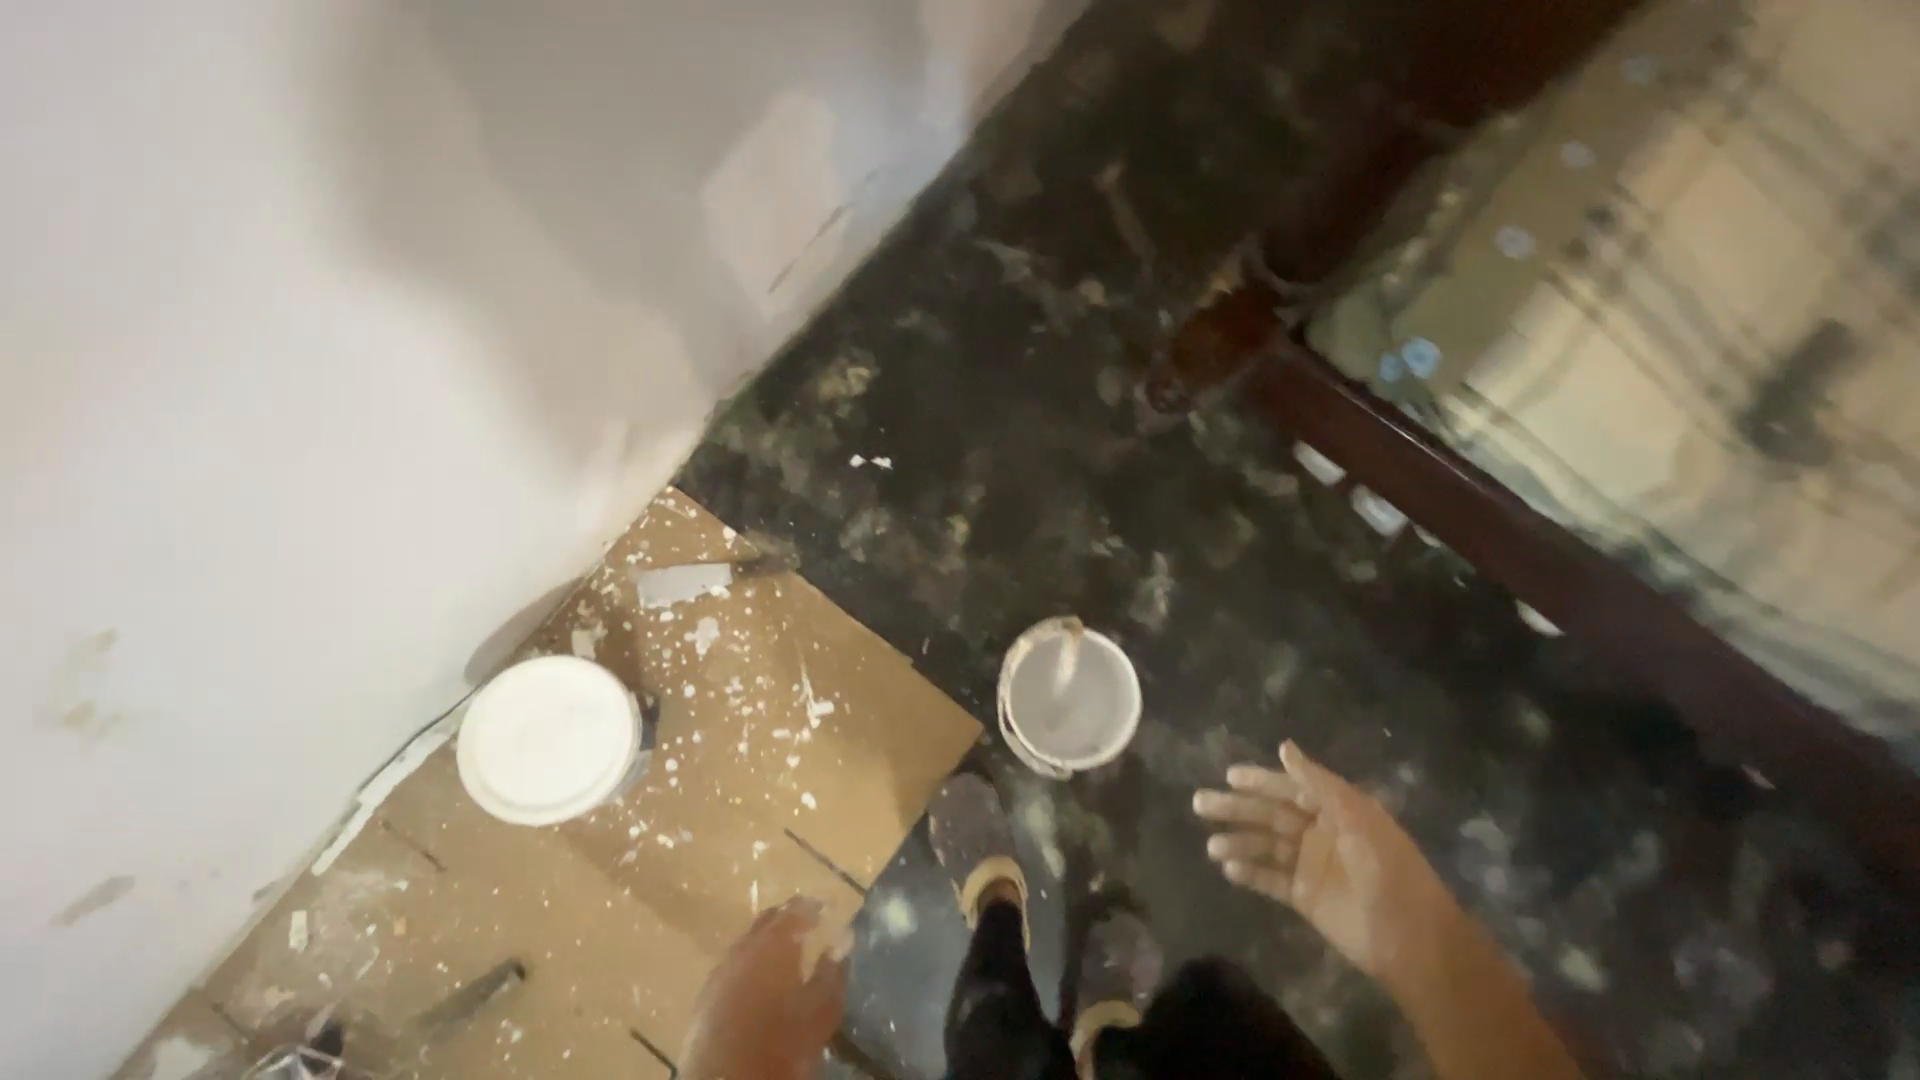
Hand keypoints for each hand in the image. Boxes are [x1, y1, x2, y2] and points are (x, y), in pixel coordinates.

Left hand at [679, 897, 850, 1079]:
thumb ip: (833, 971)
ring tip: (786, 954)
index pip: (796, 909)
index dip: (813, 907)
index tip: (829, 910)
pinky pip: (733, 964)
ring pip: (748, 942)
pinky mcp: (706, 995)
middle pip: (768, 920)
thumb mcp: (821, 1011)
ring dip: (767, 941)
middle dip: (789, 918)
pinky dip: (750, 963)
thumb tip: (843, 938)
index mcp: (774, 944)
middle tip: (809, 927)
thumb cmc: (781, 1046)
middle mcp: (745, 948)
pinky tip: (759, 981)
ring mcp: (721, 970)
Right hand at [1194, 741, 1457, 981]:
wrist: (1412, 938)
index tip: (1229, 776)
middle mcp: (1320, 833)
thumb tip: (1283, 747)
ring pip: (1265, 846)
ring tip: (1210, 845)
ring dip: (1238, 842)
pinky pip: (1270, 879)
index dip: (1260, 780)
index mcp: (1337, 810)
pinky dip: (1249, 872)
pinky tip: (1227, 867)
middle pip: (1271, 815)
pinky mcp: (1305, 897)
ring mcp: (1311, 865)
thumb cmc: (1388, 869)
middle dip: (1237, 809)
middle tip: (1200, 803)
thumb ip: (1318, 782)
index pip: (1290, 788)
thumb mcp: (1357, 817)